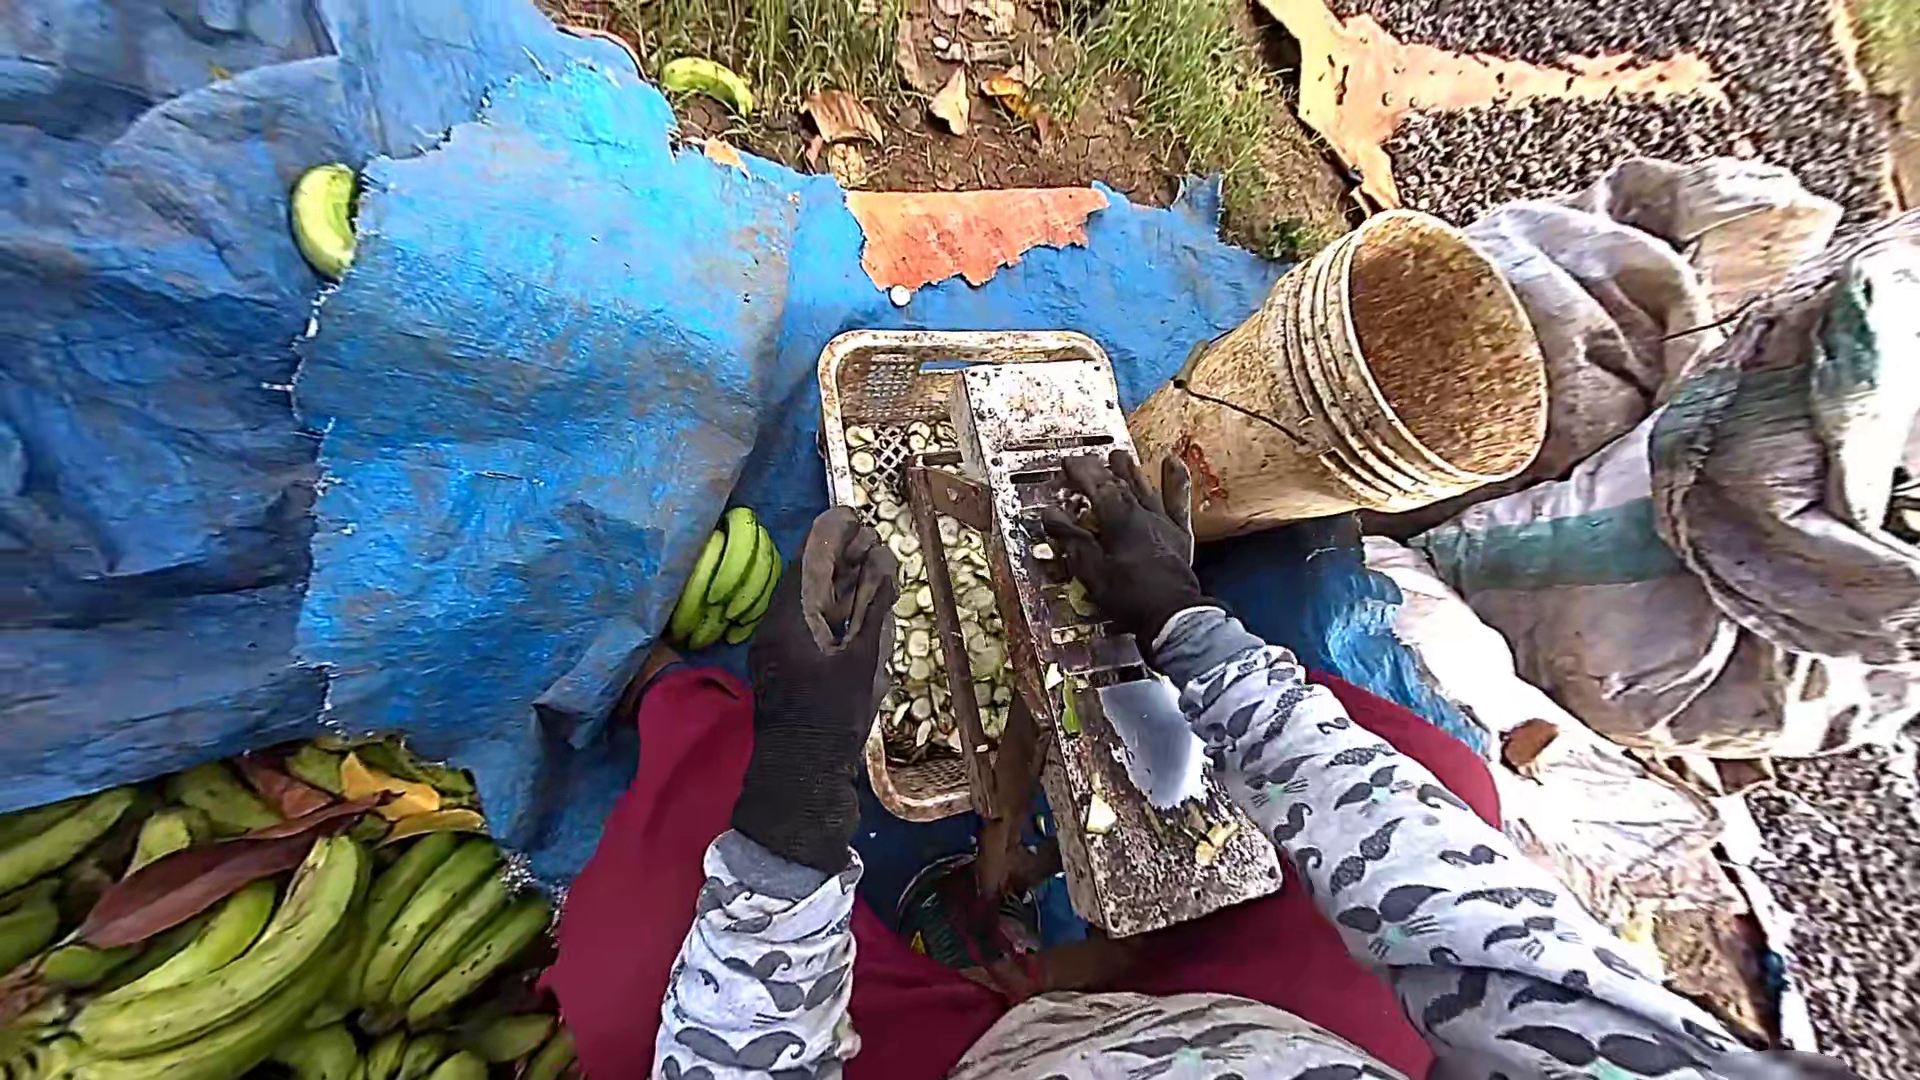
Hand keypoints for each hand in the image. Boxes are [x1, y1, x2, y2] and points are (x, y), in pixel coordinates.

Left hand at [731, 508, 897, 872]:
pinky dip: (837, 605)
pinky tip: (859, 600)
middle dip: (840, 552)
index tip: (856, 512)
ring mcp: (782, 642)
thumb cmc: (833, 717)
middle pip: (810, 574)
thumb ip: (874, 605)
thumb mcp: (863, 659)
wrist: (801, 774)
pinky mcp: (792, 659)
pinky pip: (814, 619)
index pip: (810, 558)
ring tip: (871, 560)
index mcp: (790, 617)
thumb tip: (881, 557)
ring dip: (841, 577)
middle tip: (872, 536)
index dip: (833, 532)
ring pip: (812, 597)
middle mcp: (779, 623)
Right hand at [1039, 450, 1206, 649]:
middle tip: (1090, 461)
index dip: (1080, 472)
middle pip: (1119, 483)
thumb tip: (1050, 514)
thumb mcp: (1091, 570)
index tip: (1067, 463)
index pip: (1096, 486)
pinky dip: (1176, 481)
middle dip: (1101, 470)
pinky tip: (1174, 462)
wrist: (1172, 615)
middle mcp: (1142, 513)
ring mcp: (1163, 522)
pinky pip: (1177, 502)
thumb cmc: (1128, 594)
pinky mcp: (1178, 534)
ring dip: (1130, 471)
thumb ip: (1072, 539)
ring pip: (1144, 488)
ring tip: (1120, 456)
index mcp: (1119, 518)